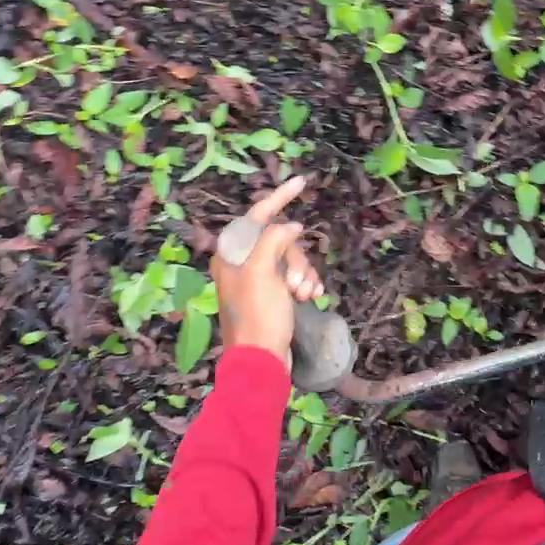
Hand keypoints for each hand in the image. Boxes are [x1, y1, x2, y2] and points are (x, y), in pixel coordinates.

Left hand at [213, 176, 323, 367]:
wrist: (261, 363)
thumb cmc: (258, 315)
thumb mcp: (262, 271)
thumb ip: (275, 239)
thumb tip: (292, 227)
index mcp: (231, 254)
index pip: (257, 214)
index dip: (279, 196)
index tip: (301, 181)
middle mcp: (242, 263)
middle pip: (281, 239)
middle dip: (296, 258)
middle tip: (297, 283)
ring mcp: (258, 279)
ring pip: (292, 258)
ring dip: (304, 273)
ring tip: (305, 294)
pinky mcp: (273, 295)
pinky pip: (296, 275)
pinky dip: (307, 283)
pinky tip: (313, 297)